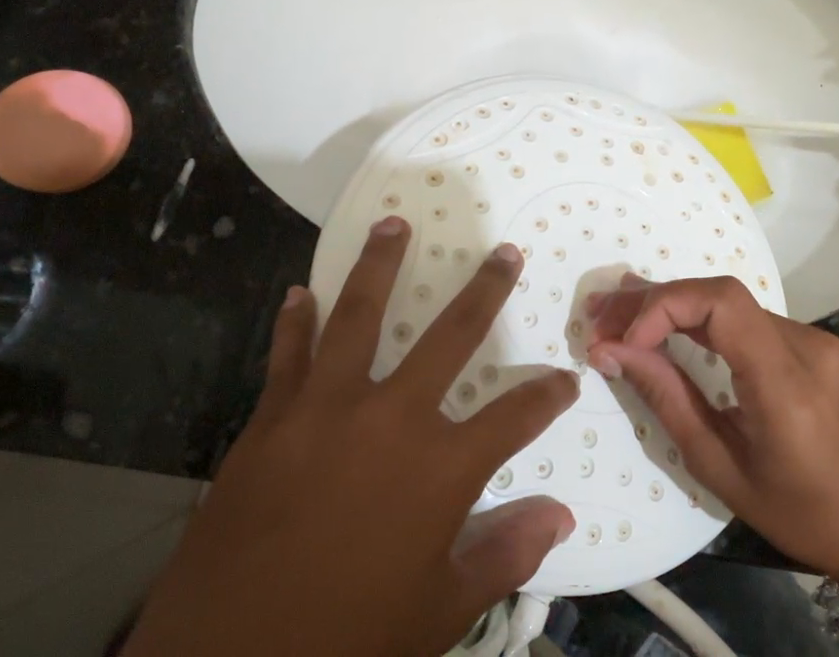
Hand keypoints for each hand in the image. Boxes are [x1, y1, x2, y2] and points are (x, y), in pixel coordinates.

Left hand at [124, 218, 580, 656]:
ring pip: (360, 317)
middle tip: (505, 254)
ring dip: (382, 267)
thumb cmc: (349, 634)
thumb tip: (561, 517)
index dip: (547, 395)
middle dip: (485, 292)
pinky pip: (287, 354)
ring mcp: (327, 409)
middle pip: (451, 337)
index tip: (566, 380)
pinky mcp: (272, 419)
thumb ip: (505, 553)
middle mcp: (393, 419)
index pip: (516, 415)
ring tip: (396, 223)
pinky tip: (300, 291)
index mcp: (443, 467)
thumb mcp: (442, 608)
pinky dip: (295, 321)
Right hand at [584, 274, 838, 610]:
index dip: (664, 304)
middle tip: (597, 314)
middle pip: (720, 295)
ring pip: (730, 304)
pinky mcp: (811, 343)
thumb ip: (666, 399)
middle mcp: (804, 344)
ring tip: (616, 318)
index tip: (622, 339)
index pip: (722, 303)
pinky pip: (747, 320)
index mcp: (785, 383)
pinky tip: (663, 329)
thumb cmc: (798, 512)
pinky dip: (701, 322)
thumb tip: (611, 351)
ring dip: (672, 308)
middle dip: (653, 300)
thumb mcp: (719, 466)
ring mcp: (812, 339)